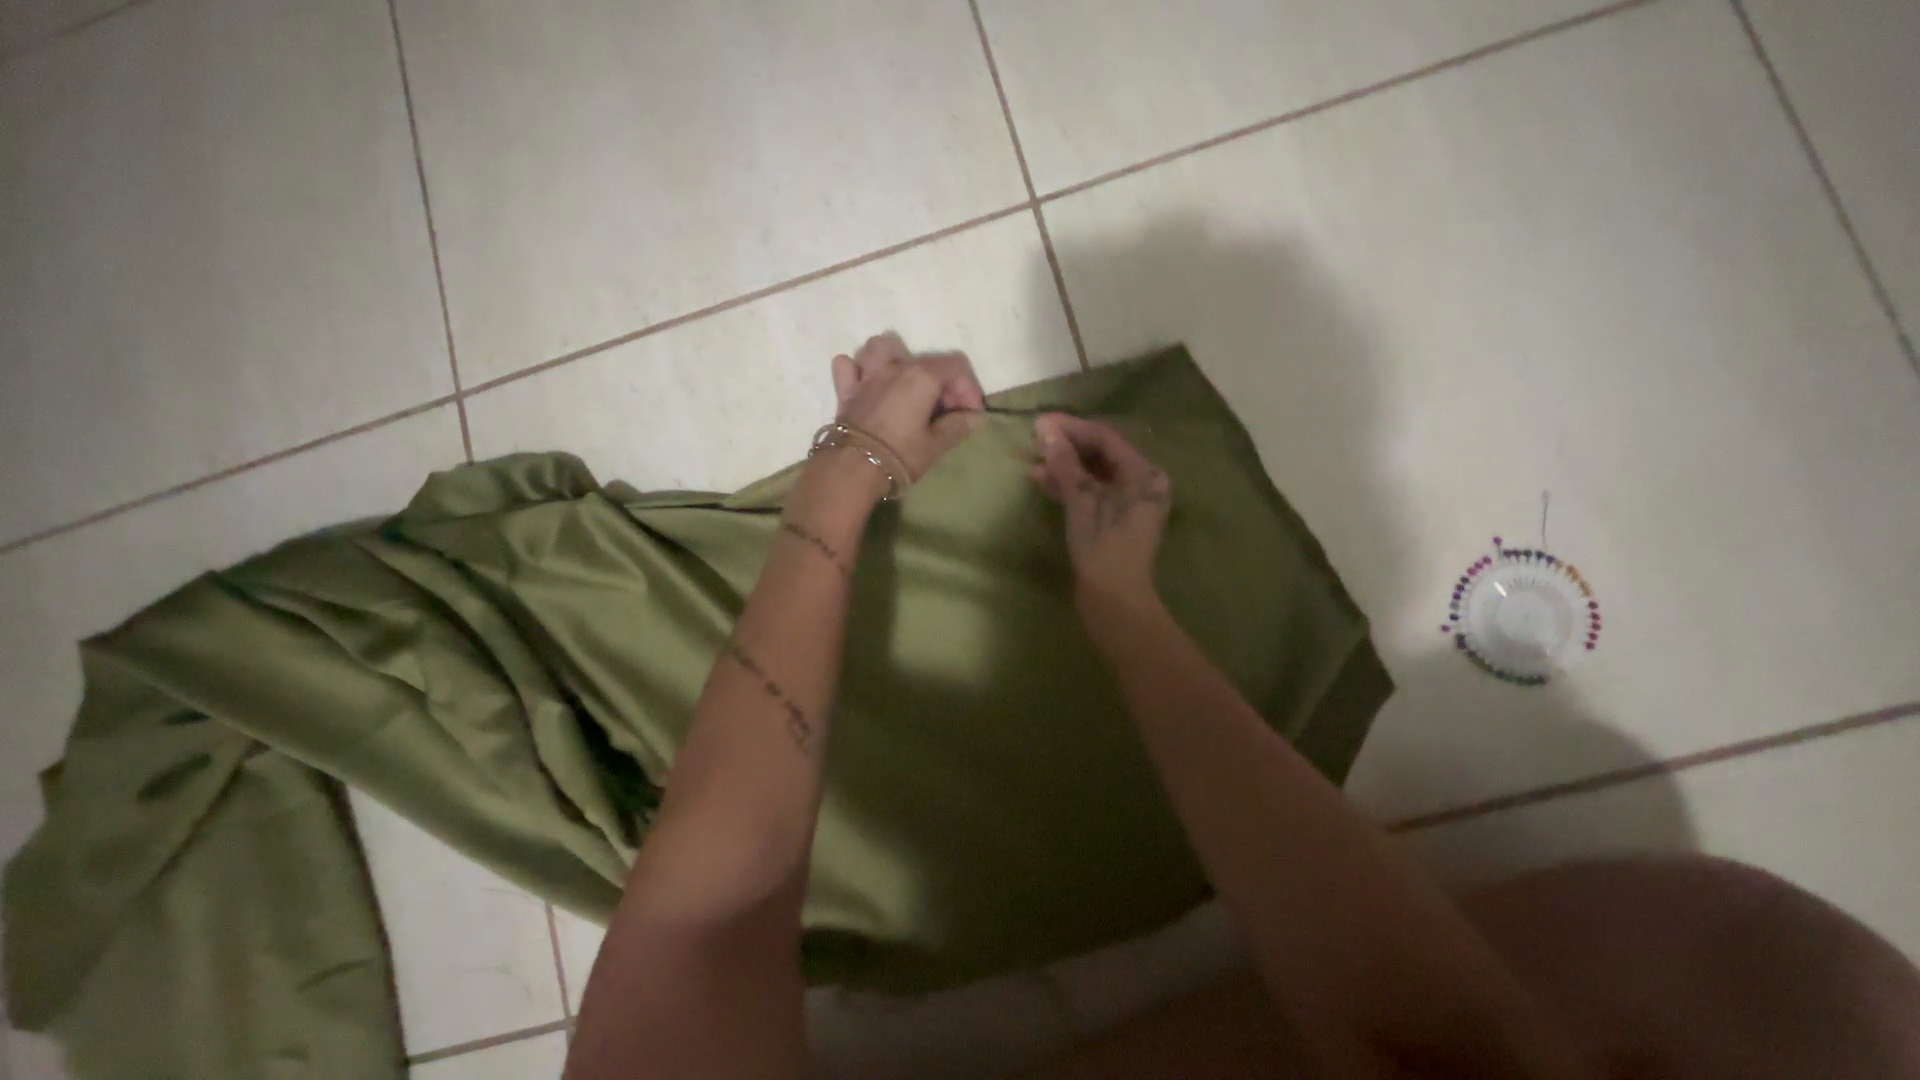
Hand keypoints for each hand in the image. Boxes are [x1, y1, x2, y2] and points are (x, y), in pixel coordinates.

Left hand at [828, 332, 986, 480]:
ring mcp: (866, 376)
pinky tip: (867, 384)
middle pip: (927, 361)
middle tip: (947, 415)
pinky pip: (847, 366)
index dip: (969, 389)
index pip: (956, 366)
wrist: (852, 471)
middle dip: (944, 385)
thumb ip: (958, 425)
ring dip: (897, 361)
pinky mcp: (845, 391)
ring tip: (907, 385)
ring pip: (881, 348)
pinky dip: (857, 370)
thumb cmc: (900, 456)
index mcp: (921, 376)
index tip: (970, 415)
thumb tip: (976, 417)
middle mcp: (894, 367)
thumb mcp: (936, 445)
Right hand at [1032, 414, 1171, 602]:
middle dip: (1068, 444)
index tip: (1040, 422)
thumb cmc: (1103, 552)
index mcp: (1145, 475)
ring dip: (1066, 464)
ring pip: (1095, 471)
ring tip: (1034, 460)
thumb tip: (1045, 431)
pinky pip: (1092, 490)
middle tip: (1035, 438)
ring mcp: (1129, 501)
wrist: (1114, 604)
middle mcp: (1142, 483)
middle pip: (1102, 452)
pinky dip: (1070, 484)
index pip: (1106, 438)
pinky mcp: (1115, 518)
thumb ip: (1066, 465)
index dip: (1072, 427)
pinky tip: (1043, 479)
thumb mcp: (1083, 504)